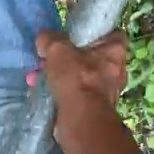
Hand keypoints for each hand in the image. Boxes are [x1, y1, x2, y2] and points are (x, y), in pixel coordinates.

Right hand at [36, 29, 139, 153]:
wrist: (82, 121)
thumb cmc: (77, 79)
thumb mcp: (59, 51)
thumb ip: (50, 40)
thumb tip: (44, 37)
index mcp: (116, 50)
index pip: (111, 32)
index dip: (94, 31)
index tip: (75, 33)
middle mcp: (116, 68)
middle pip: (90, 55)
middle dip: (67, 56)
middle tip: (48, 57)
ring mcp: (107, 89)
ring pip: (81, 74)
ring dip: (59, 74)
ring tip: (37, 75)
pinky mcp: (94, 106)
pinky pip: (76, 91)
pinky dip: (60, 90)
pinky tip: (41, 90)